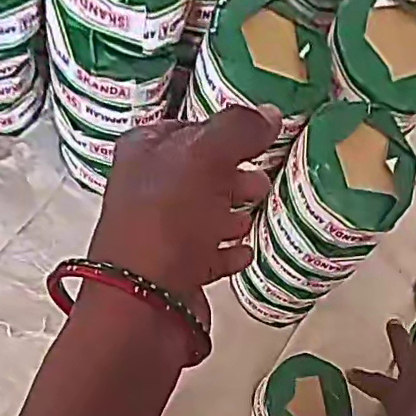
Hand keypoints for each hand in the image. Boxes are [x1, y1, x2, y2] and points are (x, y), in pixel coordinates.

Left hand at [89, 104, 277, 320]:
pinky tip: (247, 251)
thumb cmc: (167, 219)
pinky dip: (228, 252)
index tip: (256, 136)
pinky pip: (208, 256)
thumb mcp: (204, 159)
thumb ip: (237, 131)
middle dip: (231, 173)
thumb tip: (270, 114)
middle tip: (263, 175)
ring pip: (203, 216)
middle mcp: (148, 192)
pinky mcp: (176, 274)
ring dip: (231, 212)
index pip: (188, 129)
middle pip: (197, 174)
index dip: (223, 131)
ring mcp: (161, 236)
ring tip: (261, 207)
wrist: (146, 301)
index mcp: (144, 153)